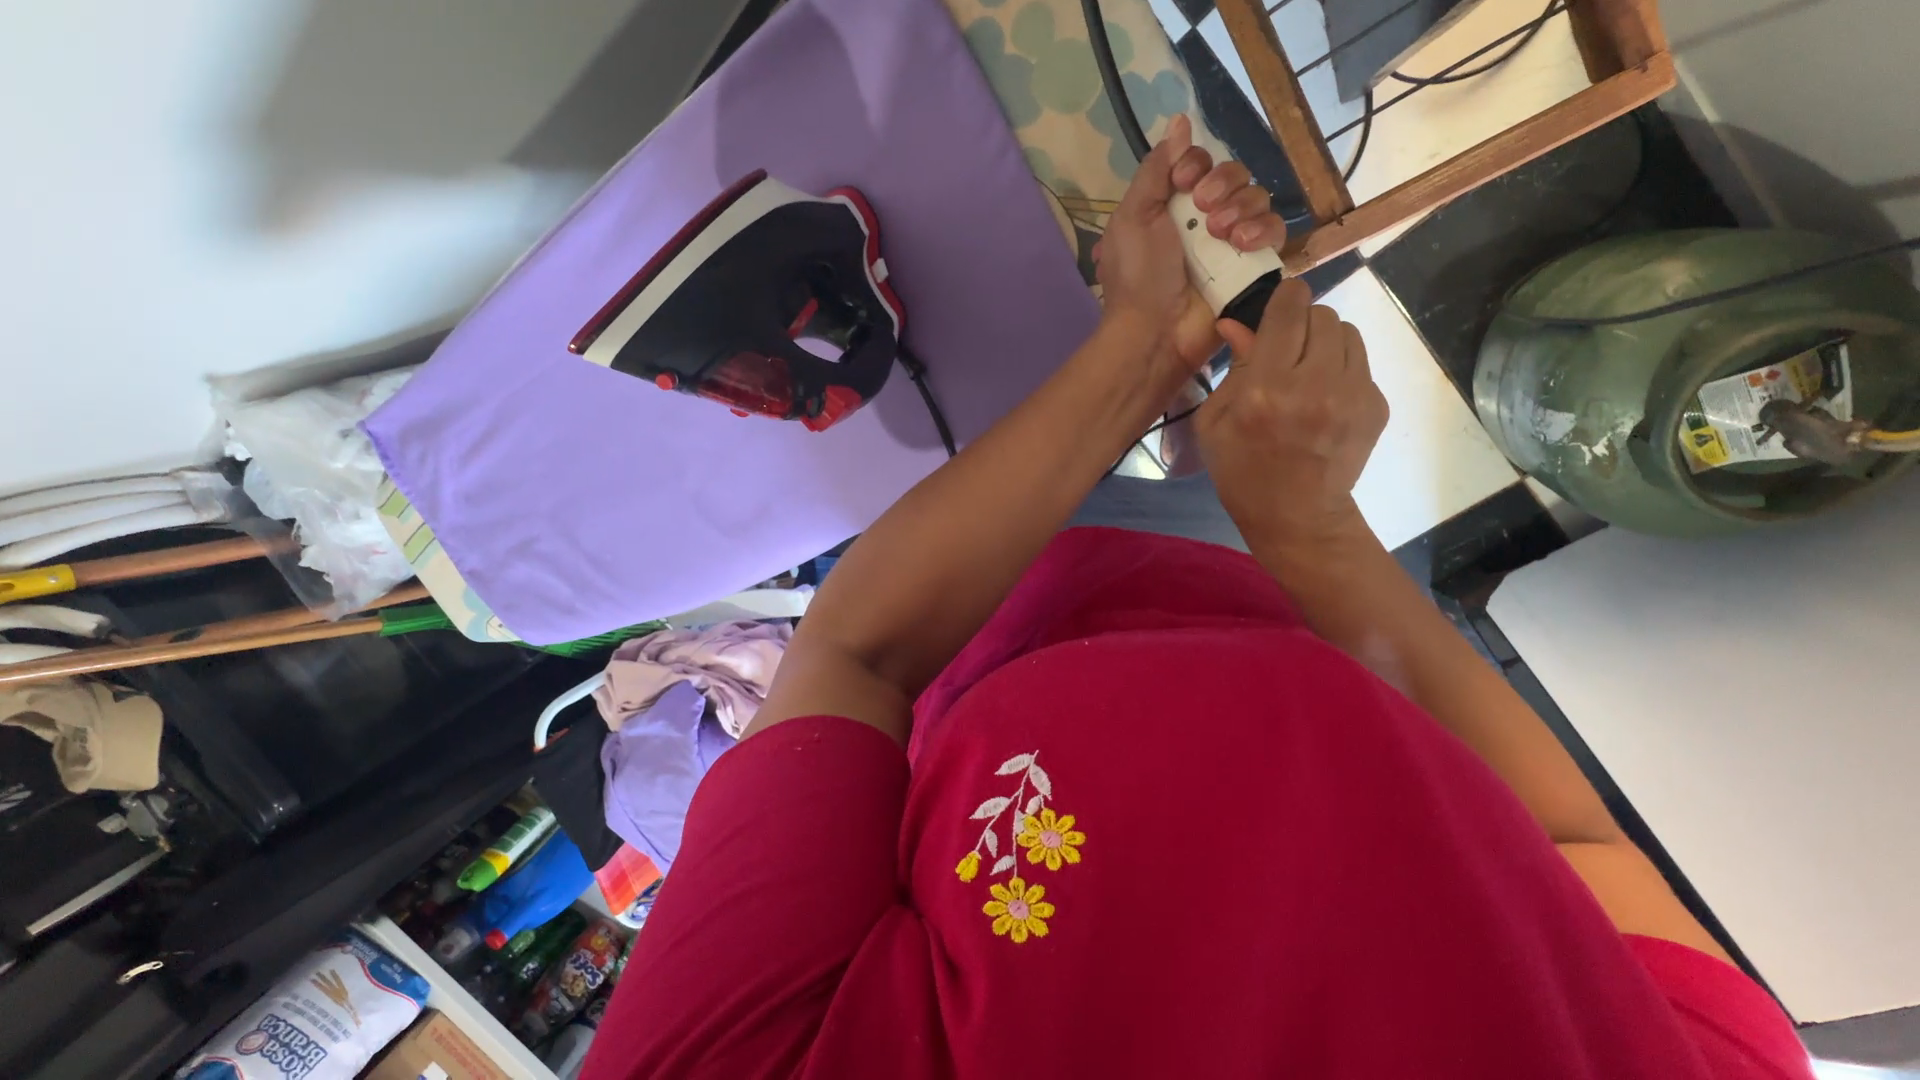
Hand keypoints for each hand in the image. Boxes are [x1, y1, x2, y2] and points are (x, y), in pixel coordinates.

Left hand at [1095, 114, 1286, 374]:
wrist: (1154, 331)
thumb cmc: (1137, 276)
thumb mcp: (1133, 217)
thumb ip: (1156, 170)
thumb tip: (1179, 121)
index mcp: (1172, 206)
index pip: (1202, 163)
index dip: (1198, 164)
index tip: (1186, 181)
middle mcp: (1204, 220)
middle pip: (1234, 176)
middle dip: (1223, 185)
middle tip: (1204, 210)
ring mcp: (1230, 244)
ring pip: (1258, 199)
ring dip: (1242, 207)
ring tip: (1221, 234)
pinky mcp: (1253, 267)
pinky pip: (1275, 233)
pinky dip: (1263, 230)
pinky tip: (1244, 244)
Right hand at [1197, 278, 1387, 555]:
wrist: (1297, 516)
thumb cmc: (1242, 471)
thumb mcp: (1214, 423)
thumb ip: (1232, 368)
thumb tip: (1237, 324)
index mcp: (1267, 389)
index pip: (1290, 309)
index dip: (1284, 299)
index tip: (1278, 308)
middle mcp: (1315, 384)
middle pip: (1322, 314)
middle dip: (1303, 324)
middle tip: (1288, 350)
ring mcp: (1353, 395)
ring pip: (1348, 333)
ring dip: (1326, 343)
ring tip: (1309, 373)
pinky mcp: (1376, 405)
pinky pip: (1361, 363)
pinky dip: (1342, 370)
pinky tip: (1325, 400)